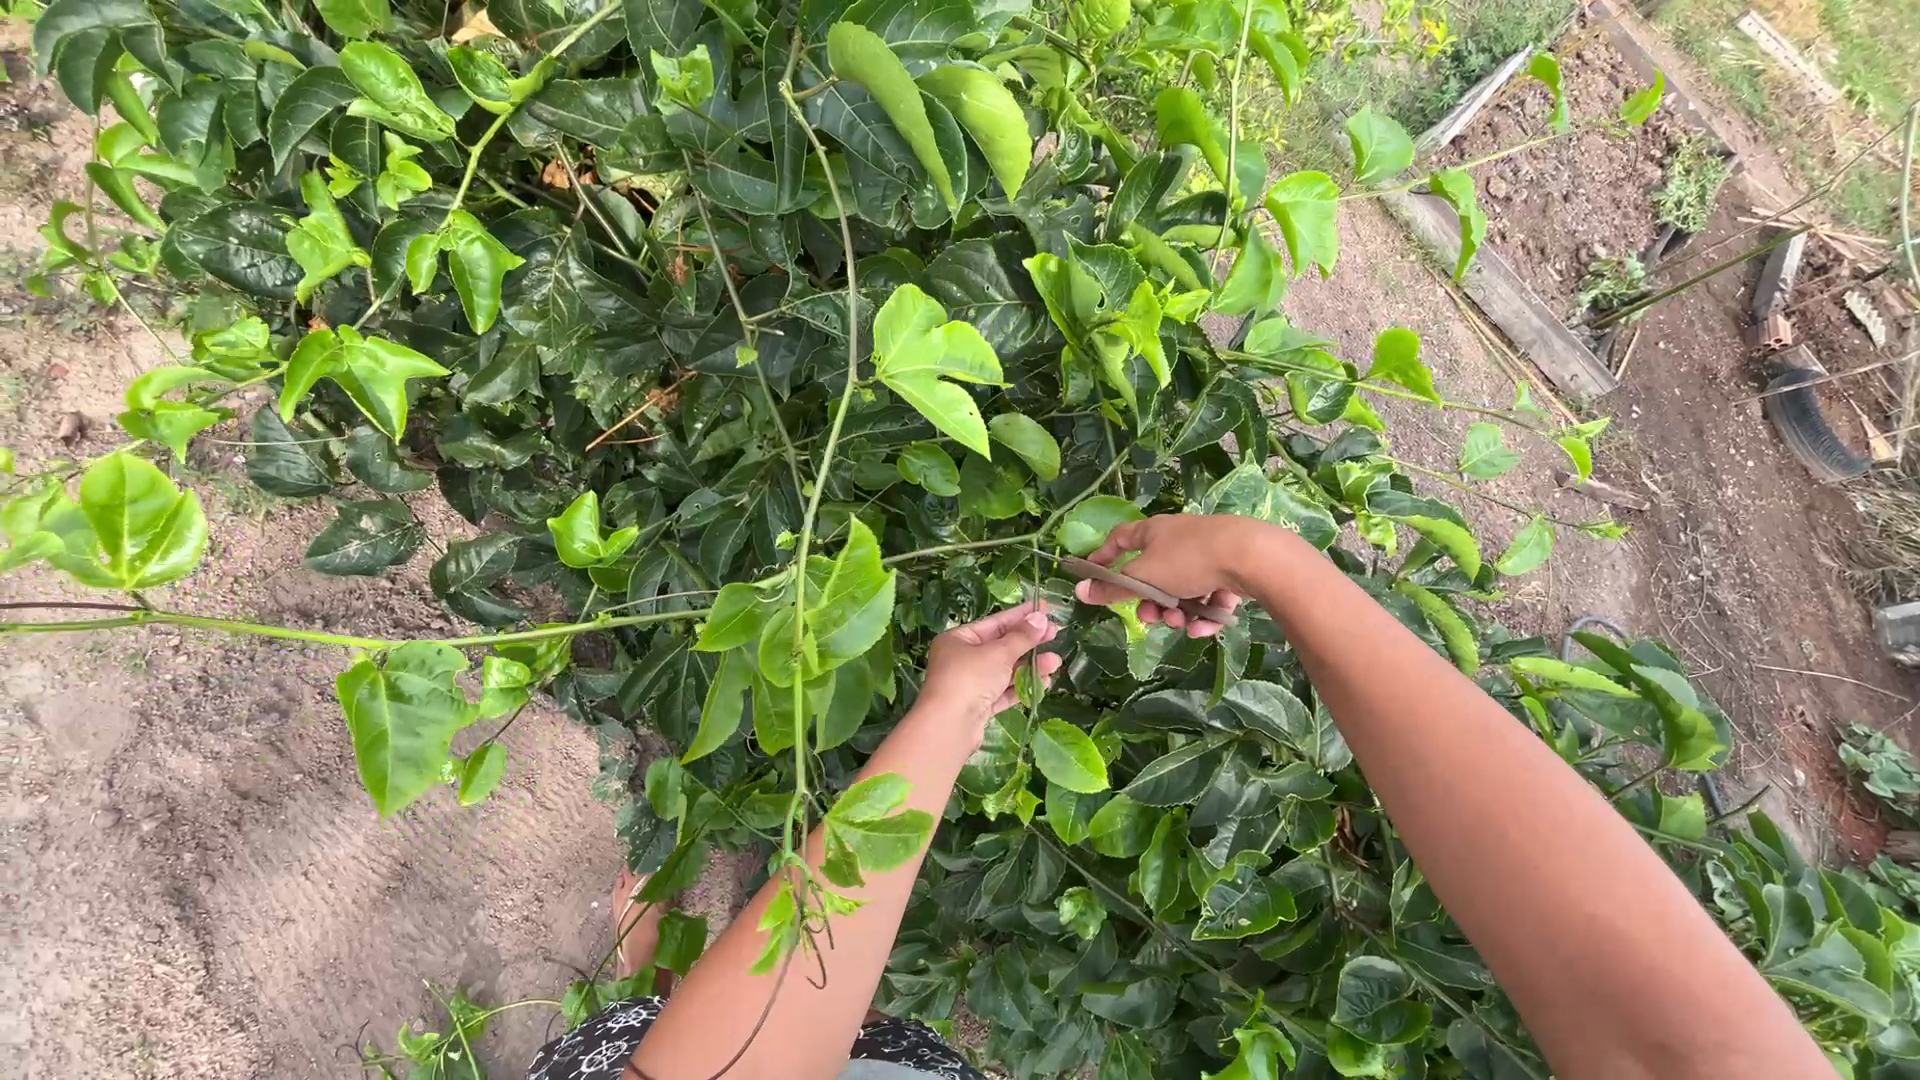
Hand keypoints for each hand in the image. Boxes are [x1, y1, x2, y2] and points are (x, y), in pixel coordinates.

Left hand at [917, 602, 1061, 737]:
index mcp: (959, 639)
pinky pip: (1003, 691)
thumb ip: (1022, 637)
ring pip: (1005, 671)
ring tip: (1056, 662)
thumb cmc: (969, 678)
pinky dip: (1022, 687)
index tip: (1044, 608)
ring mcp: (970, 684)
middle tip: (1055, 633)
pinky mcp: (978, 706)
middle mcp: (962, 659)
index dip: (1020, 615)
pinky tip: (1044, 682)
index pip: (995, 623)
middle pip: (1001, 647)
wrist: (949, 725)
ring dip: (1030, 666)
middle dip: (1029, 642)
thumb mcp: (998, 653)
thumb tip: (1040, 618)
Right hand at [1073, 514, 1257, 637]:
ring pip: (1183, 590)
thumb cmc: (1189, 560)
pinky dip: (1205, 614)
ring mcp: (1208, 554)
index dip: (1105, 556)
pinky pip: (1210, 596)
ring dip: (1179, 612)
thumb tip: (1079, 590)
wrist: (1252, 557)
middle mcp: (1179, 539)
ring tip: (1185, 625)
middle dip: (1151, 602)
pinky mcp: (1232, 570)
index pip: (1121, 538)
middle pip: (1155, 575)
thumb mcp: (1144, 578)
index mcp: (1154, 531)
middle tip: (1152, 618)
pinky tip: (1207, 628)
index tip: (1094, 573)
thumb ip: (1112, 588)